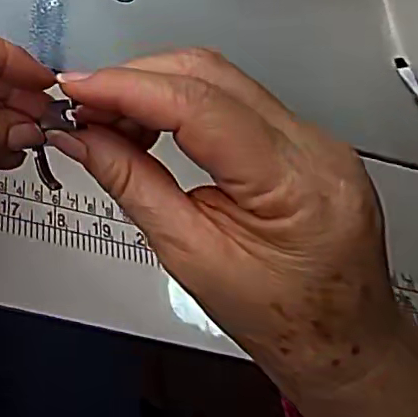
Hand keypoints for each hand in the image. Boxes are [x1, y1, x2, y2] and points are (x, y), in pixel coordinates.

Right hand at [48, 49, 417, 416]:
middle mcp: (312, 145)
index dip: (124, 87)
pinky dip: (166, 99)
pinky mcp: (291, 135)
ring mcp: (307, 135)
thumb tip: (76, 135)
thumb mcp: (186, 252)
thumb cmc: (279, 315)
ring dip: (144, 87)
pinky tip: (140, 125)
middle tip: (79, 106)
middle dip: (129, 80)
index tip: (72, 89)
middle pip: (204, 73)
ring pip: (209, 75)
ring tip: (103, 120)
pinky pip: (220, 94)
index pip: (196, 105)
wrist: (345, 343)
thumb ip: (128, 182)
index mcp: (294, 183)